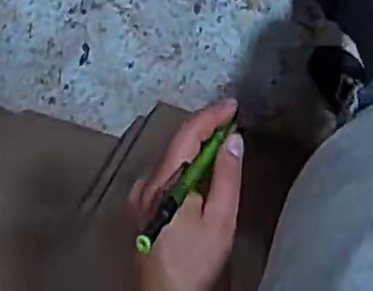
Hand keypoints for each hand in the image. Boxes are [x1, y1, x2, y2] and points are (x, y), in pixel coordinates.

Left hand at [129, 98, 242, 290]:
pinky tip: (203, 170)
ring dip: (196, 146)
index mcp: (161, 183)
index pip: (186, 134)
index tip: (232, 105)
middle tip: (231, 120)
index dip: (211, 115)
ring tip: (222, 141)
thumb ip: (228, 177)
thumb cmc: (196, 269)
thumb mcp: (221, 223)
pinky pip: (166, 174)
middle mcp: (144, 184)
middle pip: (176, 143)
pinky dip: (186, 164)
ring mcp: (138, 197)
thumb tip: (233, 138)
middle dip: (204, 128)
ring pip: (171, 158)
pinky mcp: (140, 209)